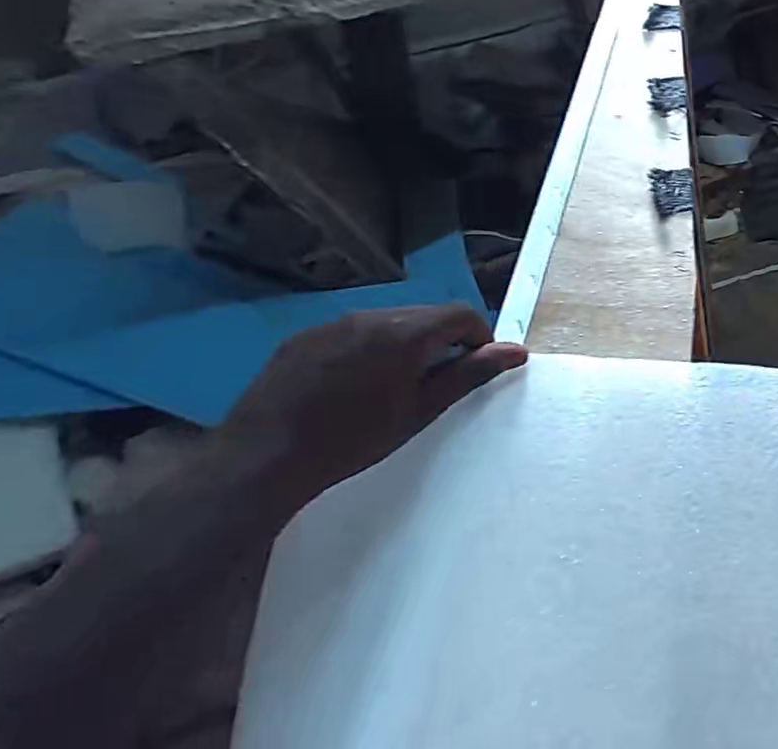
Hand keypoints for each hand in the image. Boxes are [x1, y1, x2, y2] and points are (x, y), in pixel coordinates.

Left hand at [218, 304, 527, 510]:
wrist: (260, 462)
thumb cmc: (353, 439)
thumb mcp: (422, 409)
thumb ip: (470, 373)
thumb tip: (517, 351)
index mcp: (405, 332)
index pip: (461, 314)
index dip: (478, 337)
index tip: (473, 367)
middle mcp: (371, 316)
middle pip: (426, 315)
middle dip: (443, 339)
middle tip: (436, 379)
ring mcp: (332, 324)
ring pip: (389, 321)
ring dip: (407, 342)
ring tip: (394, 383)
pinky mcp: (302, 338)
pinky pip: (353, 331)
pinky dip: (369, 347)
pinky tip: (354, 383)